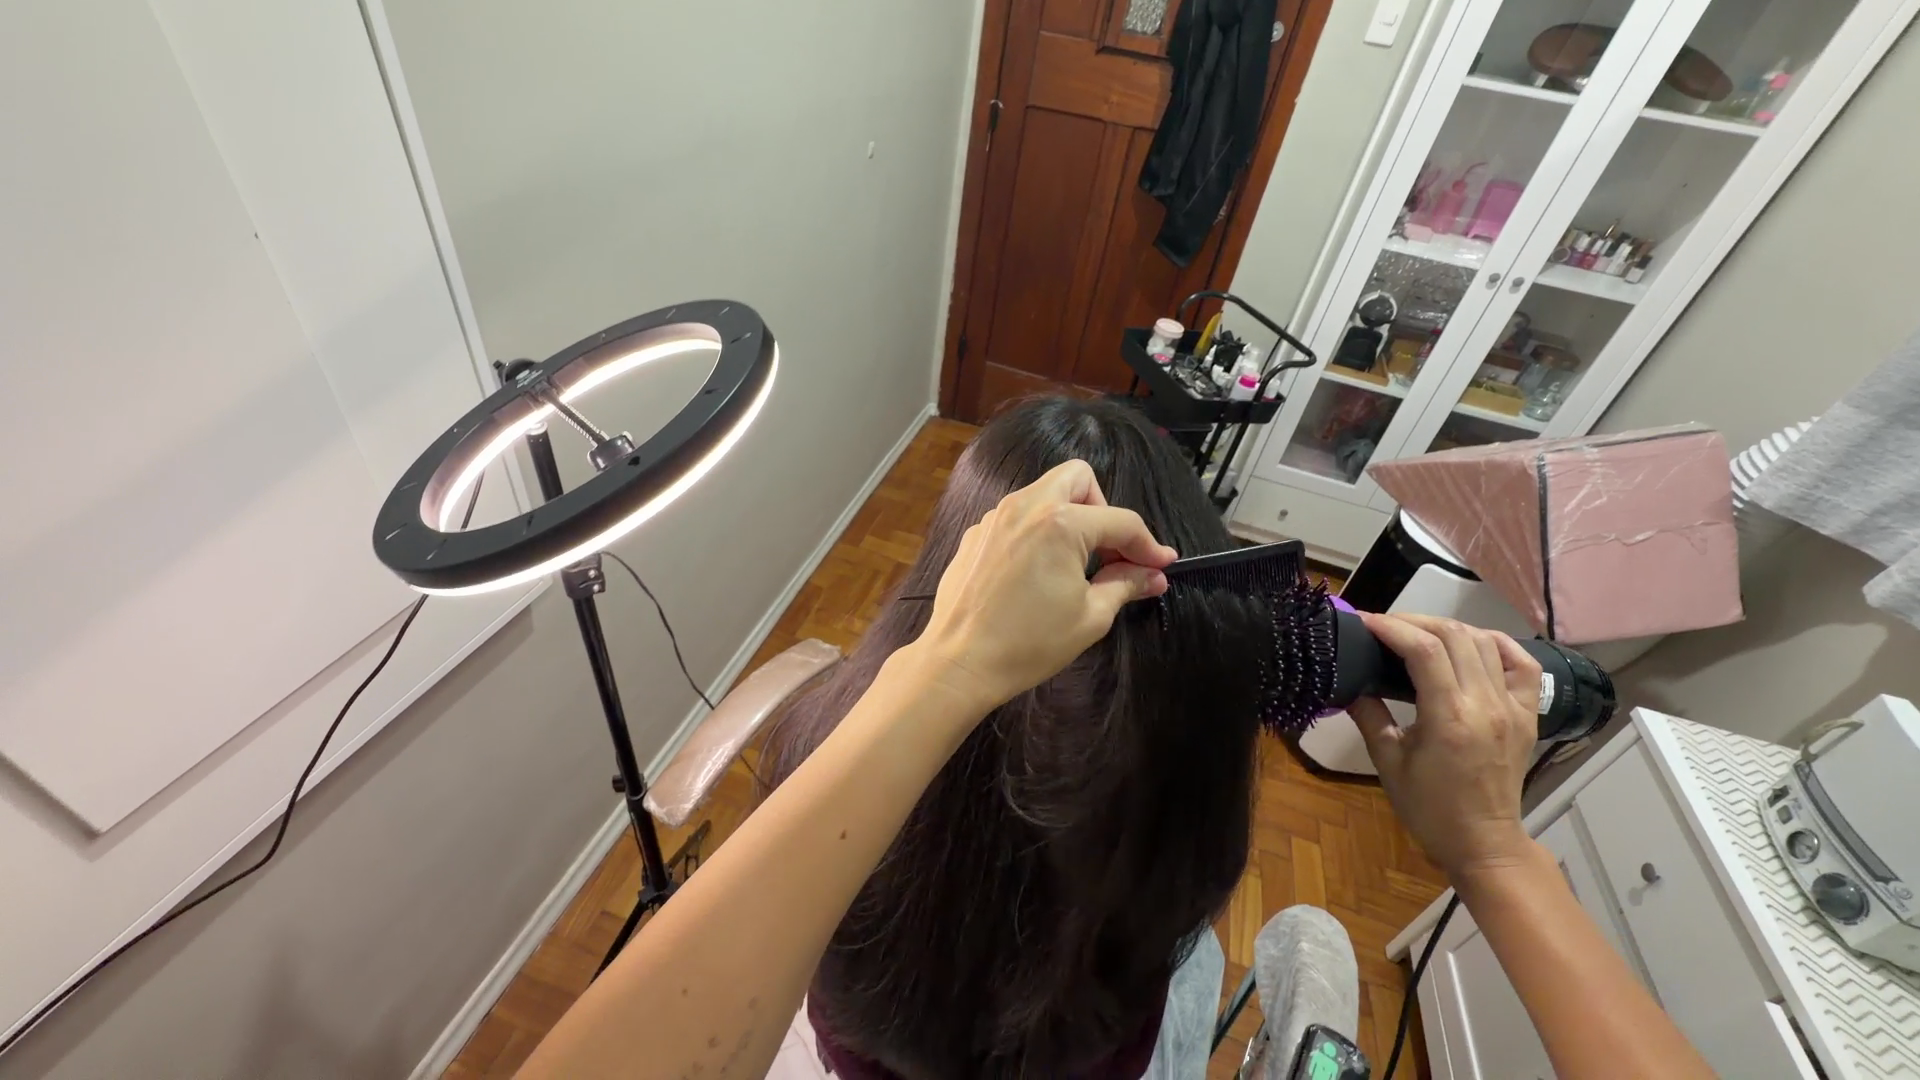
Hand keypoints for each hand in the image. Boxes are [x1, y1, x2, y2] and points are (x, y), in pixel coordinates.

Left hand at [905, 460, 1176, 711]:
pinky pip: (1015, 518)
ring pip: (1043, 493)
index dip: (1148, 545)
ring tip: (1073, 563)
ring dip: (1067, 517)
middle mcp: (1025, 507)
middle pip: (1078, 478)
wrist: (961, 662)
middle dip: (1102, 507)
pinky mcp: (975, 535)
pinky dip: (1035, 532)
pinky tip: (1035, 573)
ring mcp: (994, 518)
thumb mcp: (1091, 616)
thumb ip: (1125, 585)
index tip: (1161, 565)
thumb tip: (1153, 575)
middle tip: (1108, 550)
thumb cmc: (1029, 643)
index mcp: (1060, 522)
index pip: (1121, 521)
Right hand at [1349, 613, 1542, 882]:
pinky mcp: (1527, 714)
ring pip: (1484, 641)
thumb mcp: (1387, 761)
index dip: (1390, 627)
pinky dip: (1496, 643)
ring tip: (1416, 633)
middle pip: (1454, 636)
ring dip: (1446, 628)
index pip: (1423, 650)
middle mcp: (1487, 704)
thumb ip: (1369, 714)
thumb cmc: (1428, 808)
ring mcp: (1512, 707)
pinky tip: (1471, 643)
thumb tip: (1348, 681)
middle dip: (1413, 621)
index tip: (1361, 622)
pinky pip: (1522, 663)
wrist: (1483, 843)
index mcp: (1450, 717)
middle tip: (1382, 627)